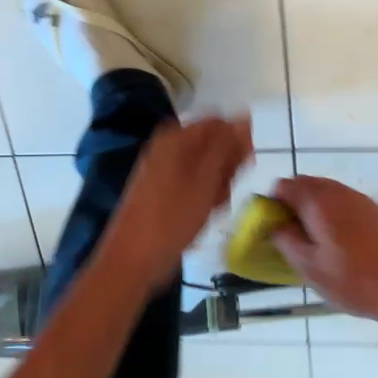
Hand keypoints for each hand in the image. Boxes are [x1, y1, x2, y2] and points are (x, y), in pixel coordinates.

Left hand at [100, 115, 253, 283]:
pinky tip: (203, 215)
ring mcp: (165, 170)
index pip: (219, 123)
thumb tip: (244, 118)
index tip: (244, 168)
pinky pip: (194, 185)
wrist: (132, 259)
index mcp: (176, 137)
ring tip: (212, 209)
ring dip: (217, 186)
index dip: (236, 142)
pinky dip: (203, 198)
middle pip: (213, 145)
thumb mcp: (205, 180)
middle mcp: (169, 147)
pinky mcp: (164, 191)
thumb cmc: (172, 217)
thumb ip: (226, 147)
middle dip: (226, 169)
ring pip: (206, 169)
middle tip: (223, 193)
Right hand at [268, 175, 377, 322]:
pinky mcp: (372, 208)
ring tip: (314, 241)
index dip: (272, 203)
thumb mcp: (309, 267)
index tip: (273, 228)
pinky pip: (341, 200)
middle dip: (291, 204)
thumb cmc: (353, 280)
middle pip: (303, 184)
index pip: (282, 185)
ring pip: (323, 191)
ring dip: (311, 207)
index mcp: (317, 200)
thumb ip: (285, 240)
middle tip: (291, 236)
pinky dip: (331, 212)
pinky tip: (338, 240)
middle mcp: (336, 190)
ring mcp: (356, 197)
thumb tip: (272, 224)